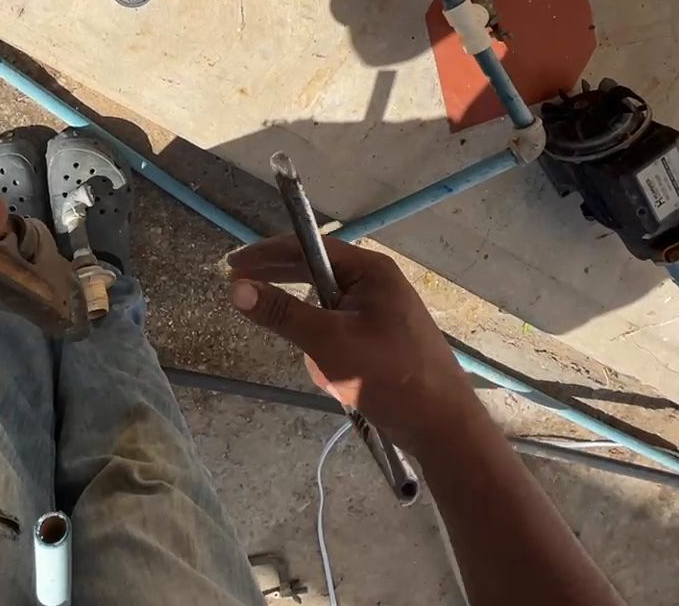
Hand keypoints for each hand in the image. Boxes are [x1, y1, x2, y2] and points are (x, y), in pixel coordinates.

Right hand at [228, 237, 482, 454]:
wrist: (445, 430)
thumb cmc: (389, 375)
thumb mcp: (327, 342)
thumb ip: (281, 312)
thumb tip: (236, 288)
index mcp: (370, 270)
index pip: (308, 248)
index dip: (267, 254)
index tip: (233, 265)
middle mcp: (376, 284)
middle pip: (315, 277)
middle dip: (287, 297)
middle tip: (242, 294)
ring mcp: (381, 313)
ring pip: (325, 314)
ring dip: (315, 342)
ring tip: (326, 373)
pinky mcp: (383, 341)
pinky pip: (340, 337)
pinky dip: (330, 356)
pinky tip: (339, 384)